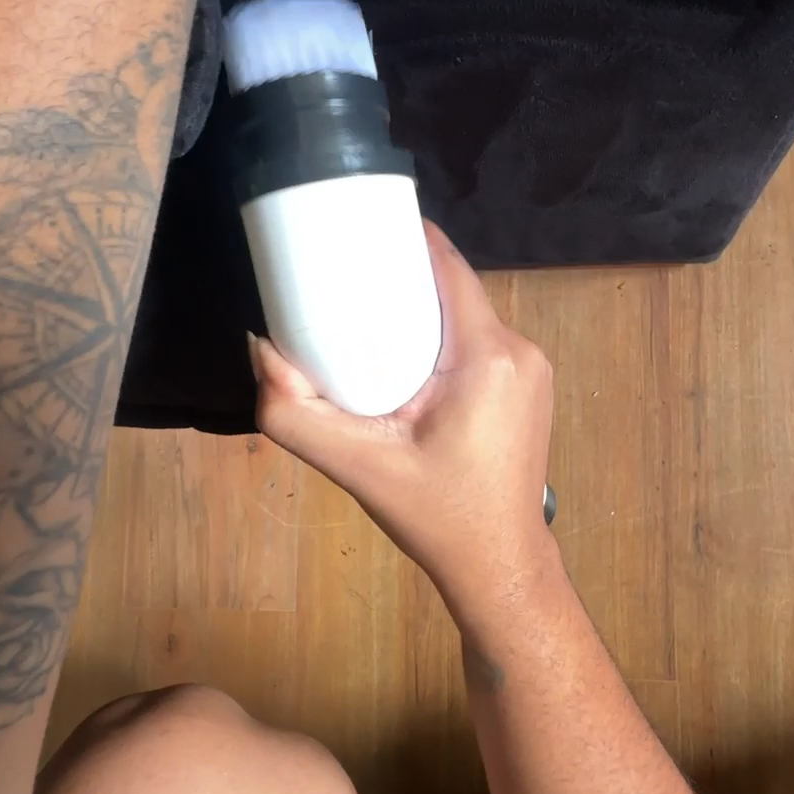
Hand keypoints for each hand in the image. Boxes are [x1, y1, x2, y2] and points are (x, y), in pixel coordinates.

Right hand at [250, 222, 557, 599]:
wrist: (499, 563)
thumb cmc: (436, 515)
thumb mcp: (357, 466)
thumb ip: (295, 413)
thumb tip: (260, 349)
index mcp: (487, 356)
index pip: (447, 267)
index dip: (405, 238)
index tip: (361, 230)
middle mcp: (521, 350)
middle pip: (456, 290)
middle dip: (405, 278)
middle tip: (352, 284)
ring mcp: (534, 369)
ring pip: (469, 316)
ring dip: (426, 310)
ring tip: (374, 321)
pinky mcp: (531, 387)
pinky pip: (484, 342)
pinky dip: (447, 338)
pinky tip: (413, 358)